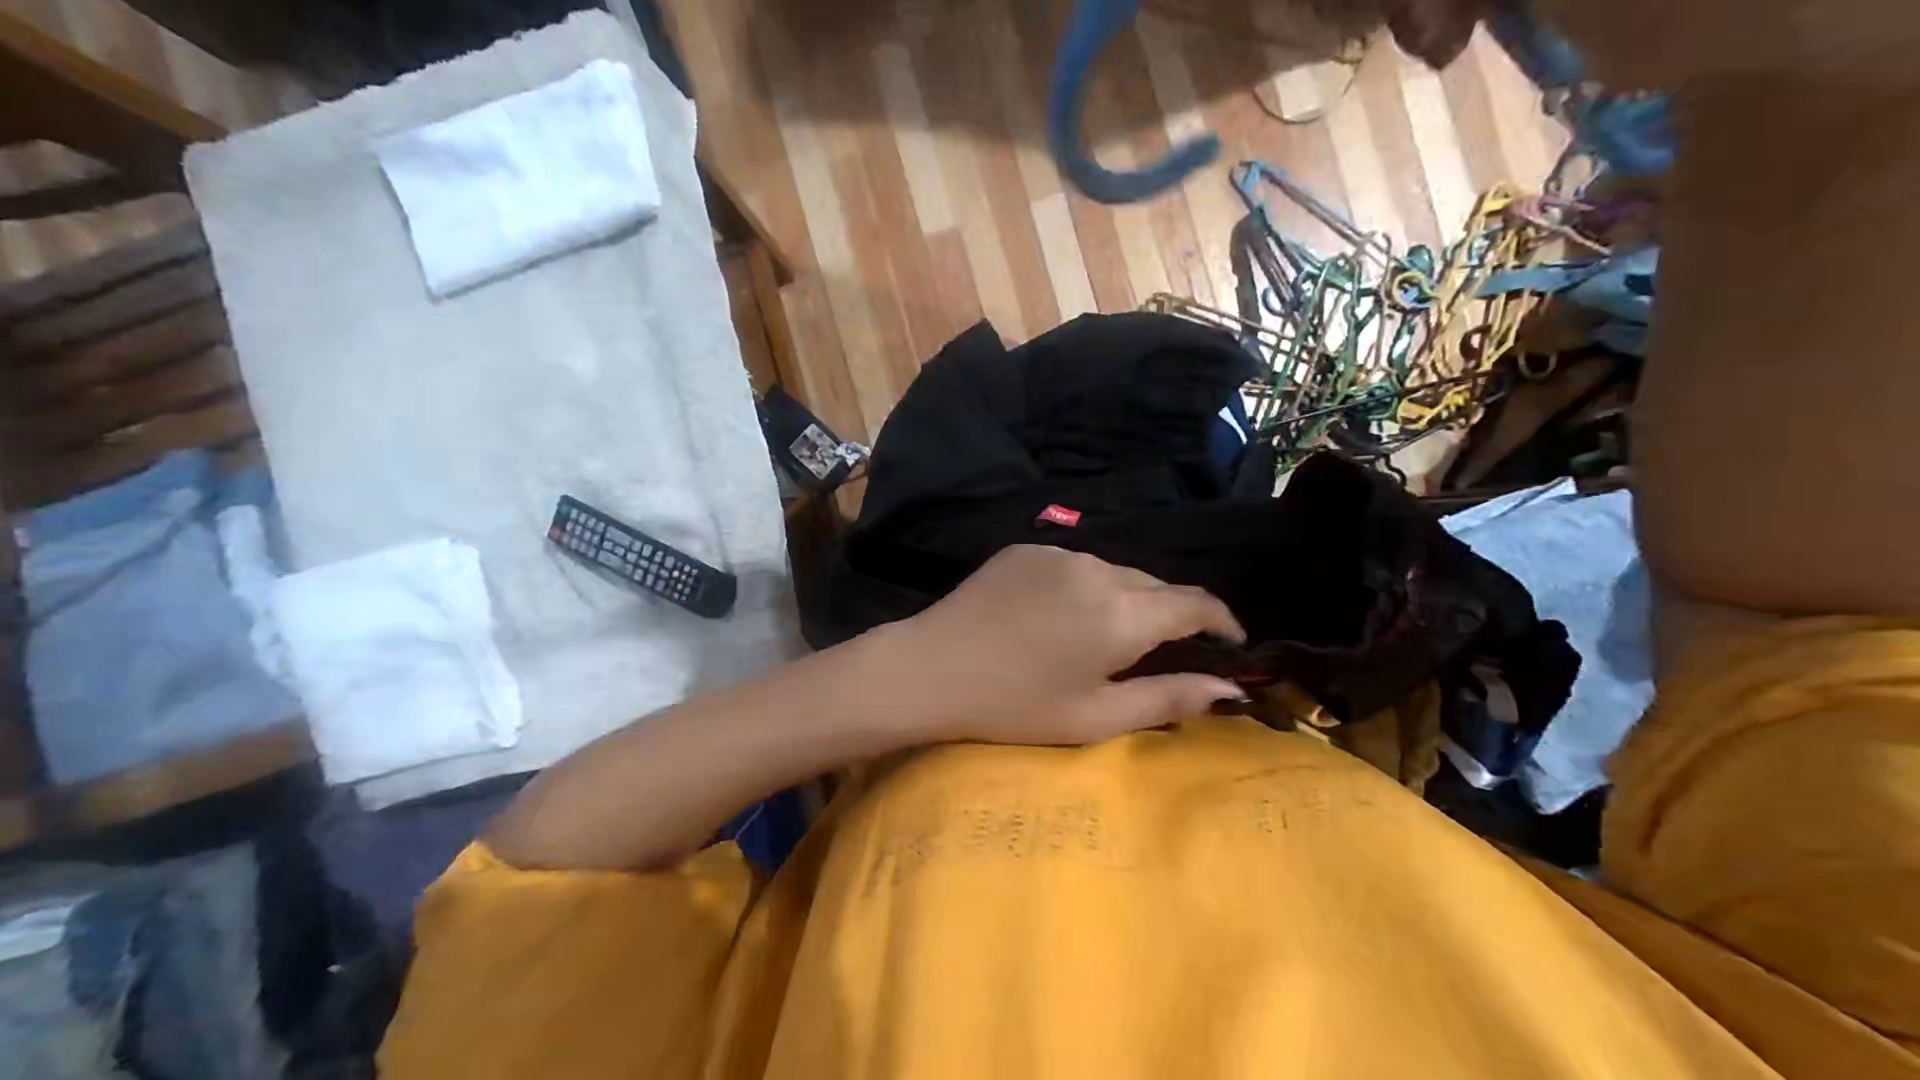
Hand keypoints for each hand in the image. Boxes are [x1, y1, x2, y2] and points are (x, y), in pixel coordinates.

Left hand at [877, 545, 1247, 745]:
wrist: (931, 669)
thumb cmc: (1015, 705)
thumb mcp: (1096, 716)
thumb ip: (1168, 698)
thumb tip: (1227, 688)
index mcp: (1123, 613)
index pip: (1197, 603)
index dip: (1223, 621)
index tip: (1230, 642)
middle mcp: (1099, 569)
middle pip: (1157, 585)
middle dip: (1171, 615)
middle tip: (1162, 652)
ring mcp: (1060, 553)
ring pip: (1115, 573)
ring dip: (1125, 600)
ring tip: (1103, 638)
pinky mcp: (1027, 549)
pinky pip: (1075, 565)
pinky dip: (1085, 588)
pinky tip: (1058, 617)